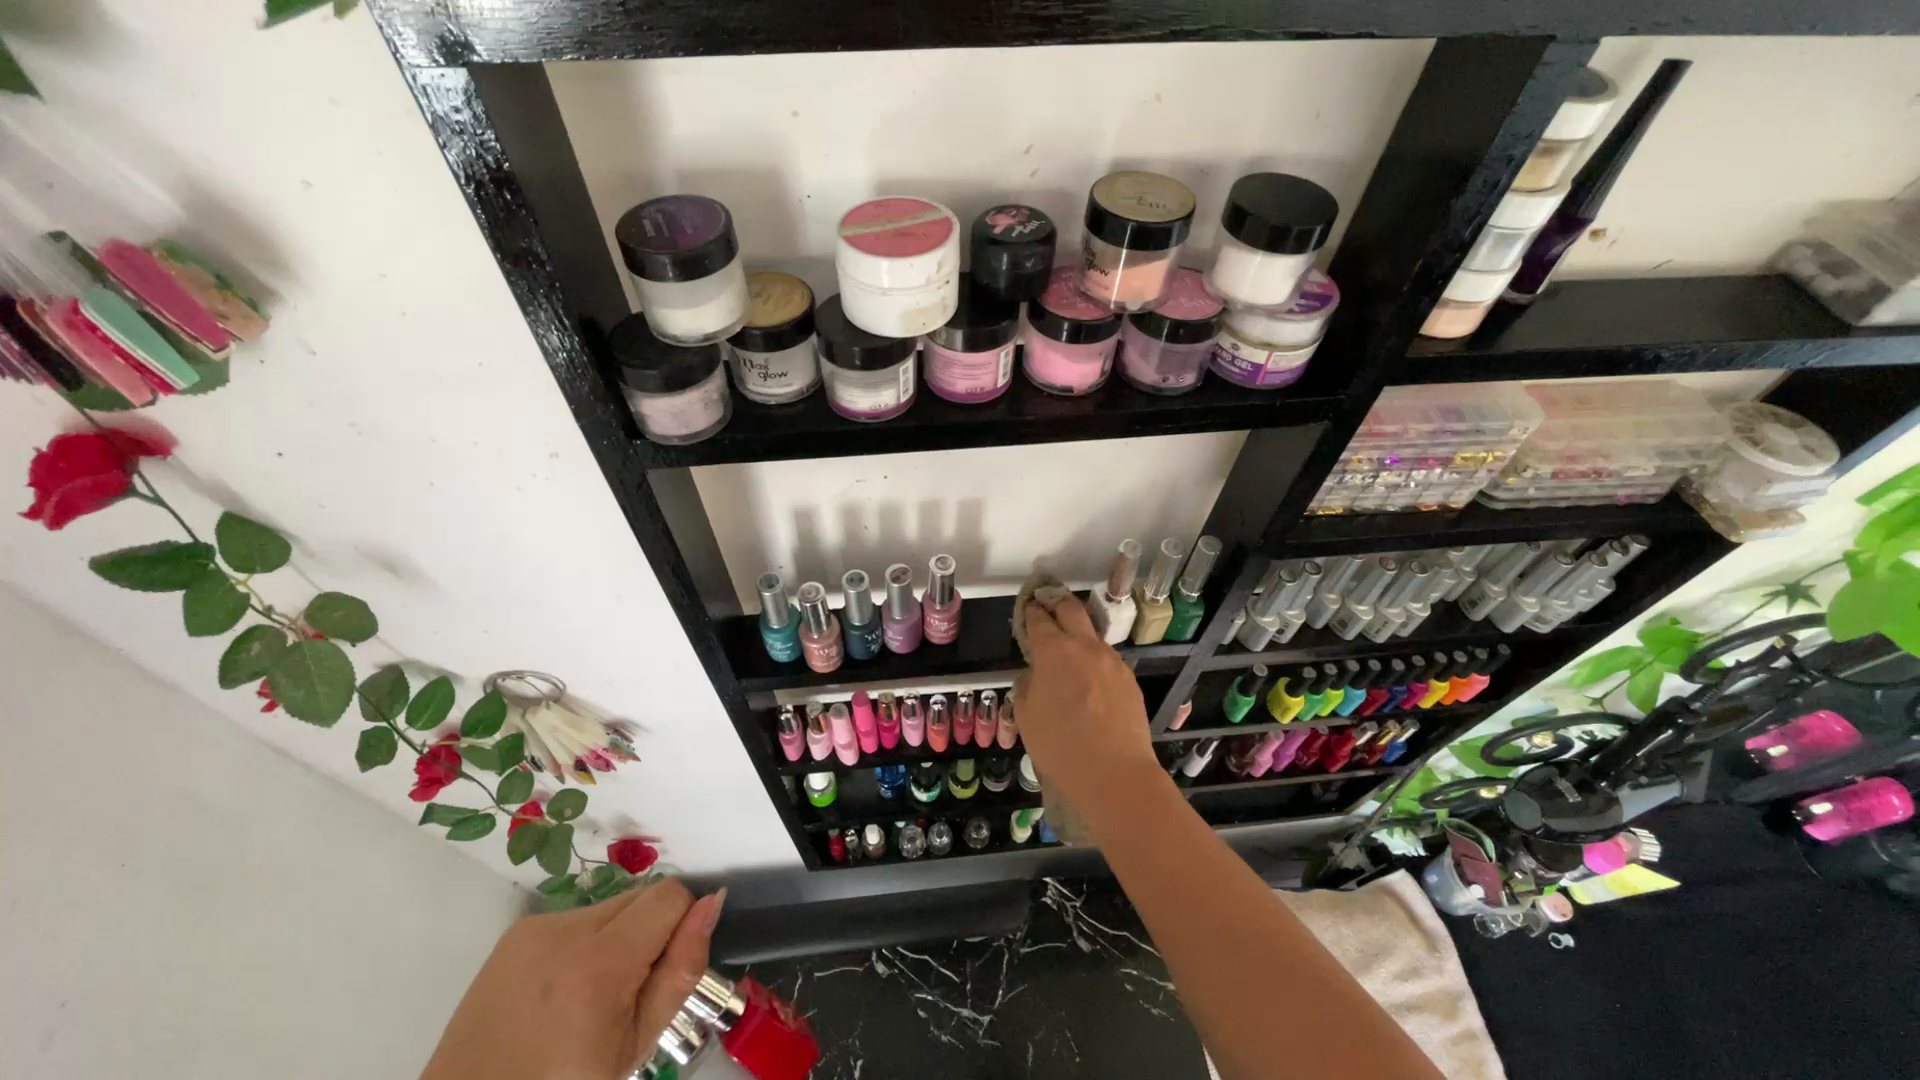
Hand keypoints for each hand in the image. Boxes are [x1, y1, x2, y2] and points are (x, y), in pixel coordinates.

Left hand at [420, 879, 724, 1079]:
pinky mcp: (518, 929)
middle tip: (630, 989)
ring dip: (619, 936)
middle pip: (641, 896)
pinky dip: (585, 942)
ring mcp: (537, 925)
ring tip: (593, 992)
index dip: (682, 925)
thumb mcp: (638, 1041)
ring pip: (610, 906)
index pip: (670, 895)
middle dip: (651, 931)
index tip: (667, 969)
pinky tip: (564, 986)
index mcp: (601, 962)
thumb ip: (682, 969)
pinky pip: (577, 917)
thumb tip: (712, 903)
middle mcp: (566, 929)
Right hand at [1014, 593, 1163, 812]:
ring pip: (1092, 635)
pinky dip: (1094, 661)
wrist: (1114, 773)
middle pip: (1071, 609)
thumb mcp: (1026, 716)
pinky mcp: (1129, 679)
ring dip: (1078, 634)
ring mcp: (1112, 661)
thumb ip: (1027, 686)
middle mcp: (1085, 647)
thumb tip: (1036, 674)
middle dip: (1056, 603)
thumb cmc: (1060, 745)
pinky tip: (1089, 682)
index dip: (1030, 611)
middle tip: (1047, 604)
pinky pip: (1107, 661)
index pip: (1039, 619)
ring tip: (1068, 651)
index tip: (1027, 607)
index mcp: (1054, 652)